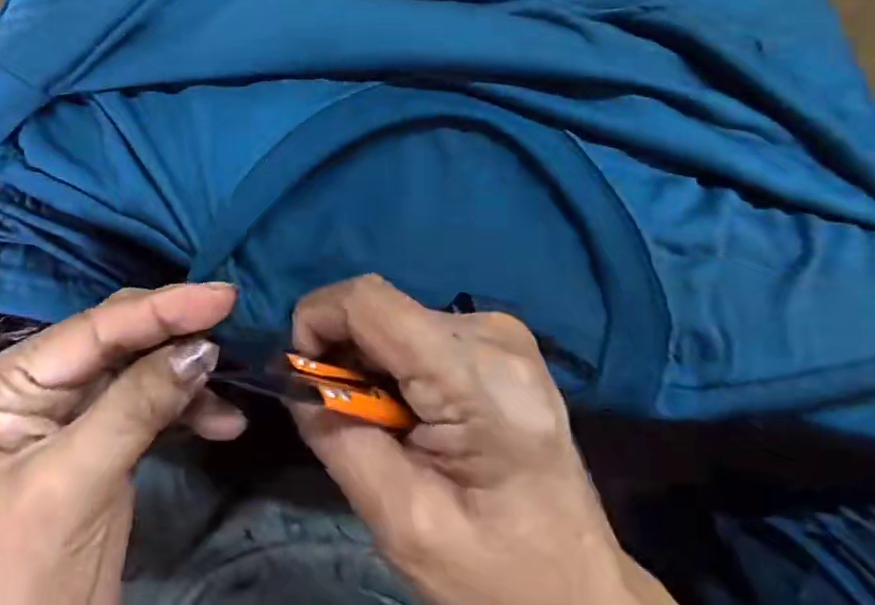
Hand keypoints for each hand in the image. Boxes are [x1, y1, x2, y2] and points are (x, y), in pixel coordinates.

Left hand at [0, 283, 247, 604]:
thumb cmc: (20, 576)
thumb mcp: (76, 484)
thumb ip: (137, 406)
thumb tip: (202, 347)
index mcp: (1, 383)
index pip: (93, 330)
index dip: (161, 308)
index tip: (222, 295)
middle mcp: (33, 383)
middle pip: (119, 339)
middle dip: (176, 334)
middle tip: (233, 321)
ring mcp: (68, 409)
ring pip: (142, 367)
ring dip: (188, 375)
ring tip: (232, 379)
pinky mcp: (100, 435)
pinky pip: (151, 402)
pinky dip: (188, 409)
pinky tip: (223, 422)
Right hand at [290, 275, 674, 604]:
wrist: (579, 587)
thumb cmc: (497, 573)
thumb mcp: (404, 523)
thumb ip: (340, 441)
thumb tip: (295, 379)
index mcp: (476, 374)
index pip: (369, 299)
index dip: (317, 322)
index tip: (304, 381)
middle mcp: (492, 331)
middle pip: (382, 309)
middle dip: (345, 356)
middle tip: (351, 424)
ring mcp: (504, 330)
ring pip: (398, 318)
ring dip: (373, 365)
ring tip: (393, 429)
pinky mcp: (503, 339)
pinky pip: (422, 330)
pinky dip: (400, 365)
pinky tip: (419, 416)